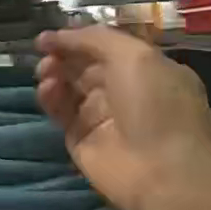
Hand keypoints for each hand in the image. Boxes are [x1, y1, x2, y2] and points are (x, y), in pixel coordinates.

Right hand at [35, 26, 210, 209]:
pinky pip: (61, 113)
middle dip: (62, 56)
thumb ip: (95, 39)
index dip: (76, 39)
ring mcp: (102, 117)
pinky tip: (47, 90)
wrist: (165, 174)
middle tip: (45, 55)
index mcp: (145, 68)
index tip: (47, 36)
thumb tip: (60, 35)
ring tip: (46, 73)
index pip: (104, 47)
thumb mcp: (135, 55)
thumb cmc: (157, 104)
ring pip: (68, 88)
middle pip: (83, 66)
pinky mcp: (82, 140)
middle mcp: (124, 90)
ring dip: (54, 75)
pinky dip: (50, 98)